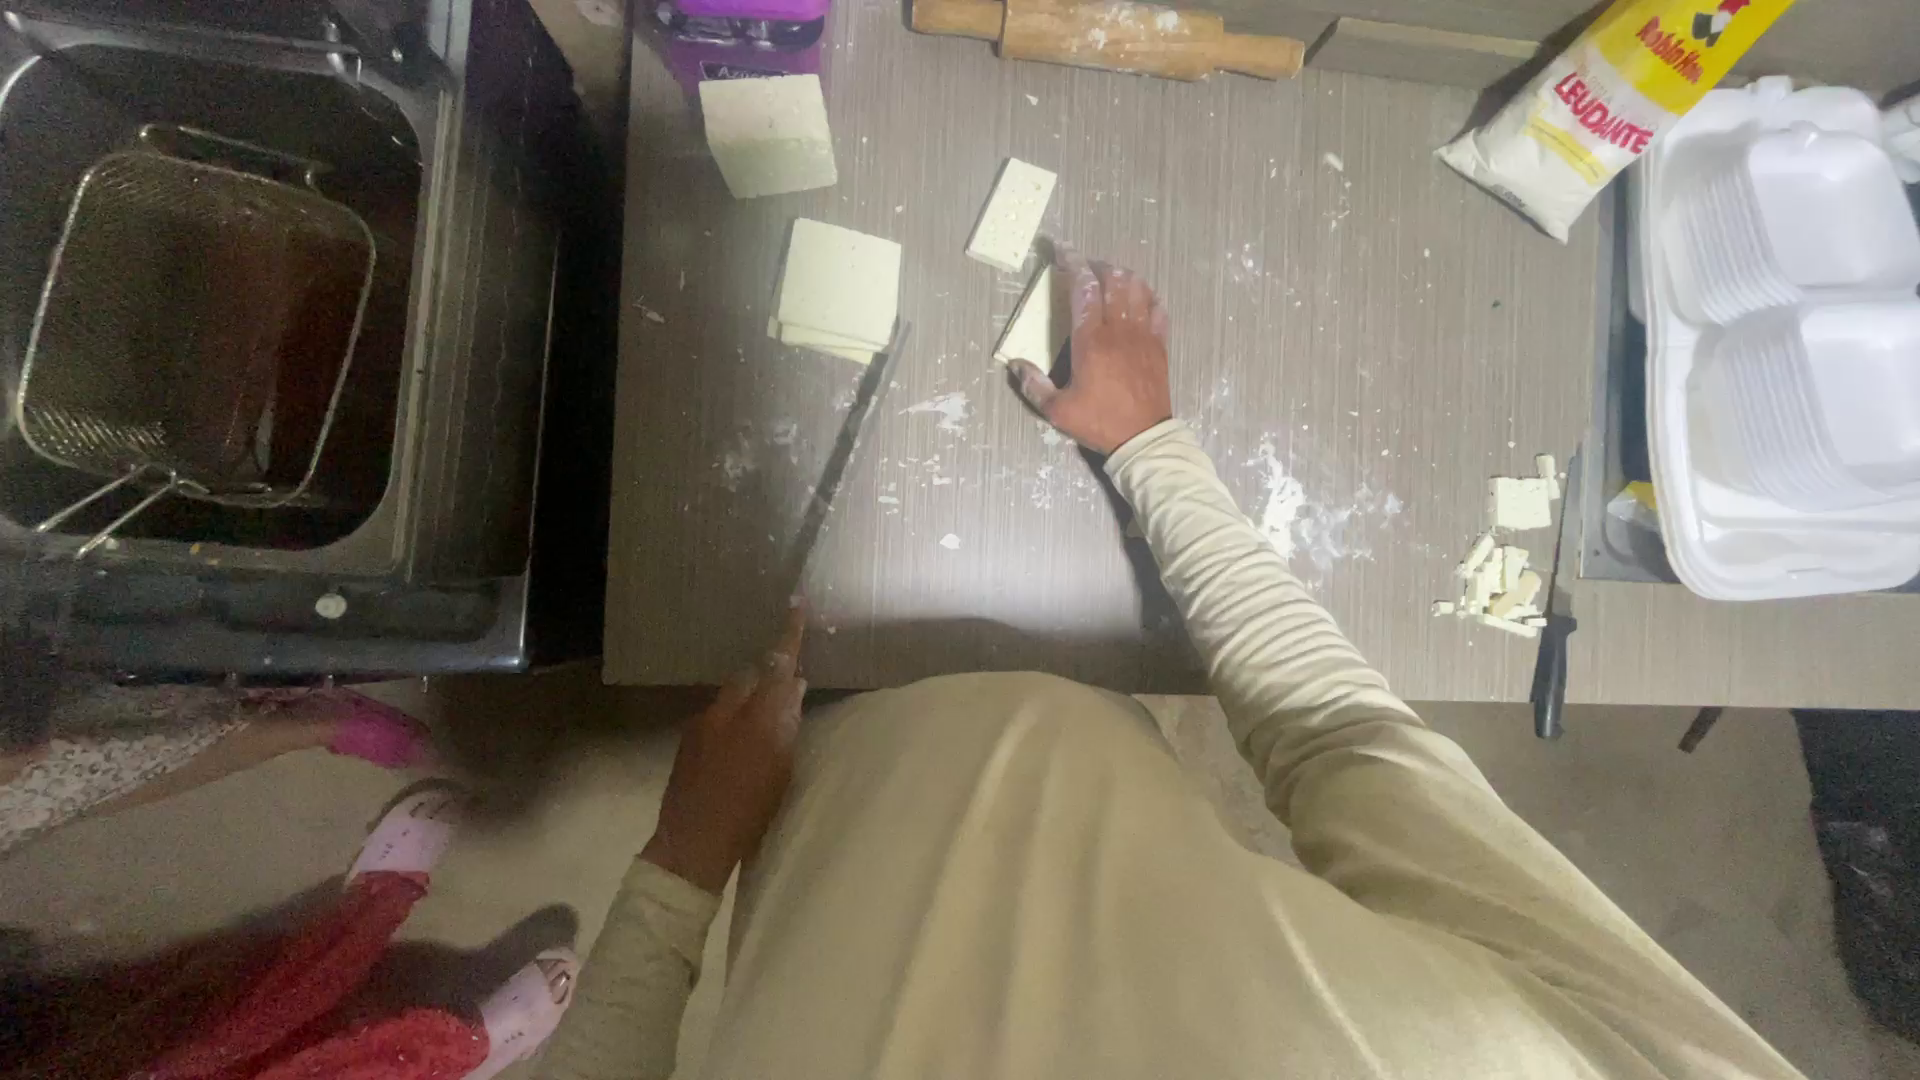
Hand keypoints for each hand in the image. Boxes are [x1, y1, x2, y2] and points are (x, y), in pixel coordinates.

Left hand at [642, 604, 807, 893]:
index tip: (796, 606)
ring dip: (752, 697)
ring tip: (767, 717)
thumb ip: (787, 722)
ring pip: (734, 696)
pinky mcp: (689, 742)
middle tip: (788, 683)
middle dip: (770, 673)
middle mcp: (725, 711)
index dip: (789, 636)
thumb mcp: (781, 767)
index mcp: (755, 716)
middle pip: (752, 676)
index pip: (777, 665)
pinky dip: (735, 717)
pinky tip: (741, 740)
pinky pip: (719, 715)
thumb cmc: (749, 809)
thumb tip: (794, 687)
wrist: (692, 844)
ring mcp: (702, 725)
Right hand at [1011, 246, 1172, 453]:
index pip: (1084, 288)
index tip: (1062, 251)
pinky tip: (1139, 296)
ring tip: (1109, 276)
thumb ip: (1034, 386)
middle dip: (1097, 264)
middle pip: (1113, 279)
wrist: (1143, 438)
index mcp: (1091, 341)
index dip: (1072, 263)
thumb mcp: (1058, 411)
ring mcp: (1143, 334)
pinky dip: (1146, 294)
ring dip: (1122, 275)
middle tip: (1084, 265)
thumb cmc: (1099, 422)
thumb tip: (1016, 365)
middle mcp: (1119, 329)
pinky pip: (1157, 307)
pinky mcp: (1159, 344)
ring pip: (1137, 288)